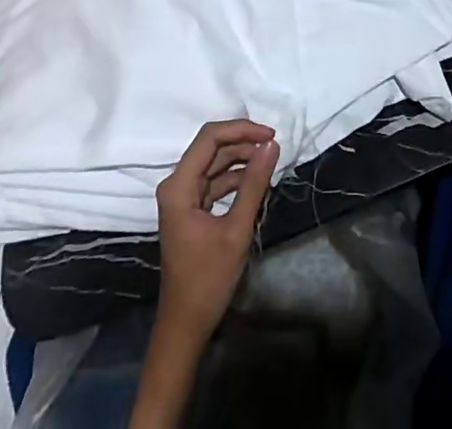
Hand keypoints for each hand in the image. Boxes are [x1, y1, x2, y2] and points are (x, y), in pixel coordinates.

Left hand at [152, 120, 280, 340]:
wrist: (187, 321)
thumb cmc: (208, 277)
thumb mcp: (237, 229)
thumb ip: (254, 184)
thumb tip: (272, 145)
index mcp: (178, 186)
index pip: (209, 138)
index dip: (241, 129)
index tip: (272, 135)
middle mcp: (176, 185)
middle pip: (212, 148)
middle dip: (244, 144)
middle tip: (276, 150)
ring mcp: (183, 197)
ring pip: (215, 164)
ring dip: (243, 162)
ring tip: (271, 168)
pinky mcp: (191, 209)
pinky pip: (216, 182)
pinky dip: (237, 180)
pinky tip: (258, 186)